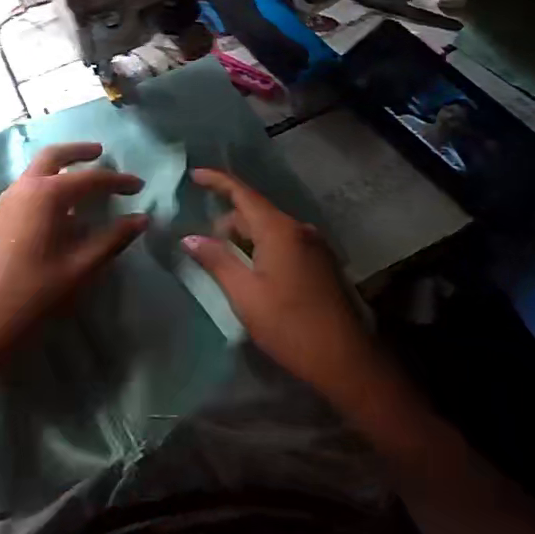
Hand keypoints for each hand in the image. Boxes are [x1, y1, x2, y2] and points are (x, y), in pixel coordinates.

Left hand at [0, 142, 147, 365]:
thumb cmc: (34, 295)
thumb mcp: (81, 268)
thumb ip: (112, 239)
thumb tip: (141, 219)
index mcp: (46, 194)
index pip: (91, 178)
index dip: (118, 181)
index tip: (139, 186)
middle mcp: (24, 188)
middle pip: (54, 157)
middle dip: (78, 152)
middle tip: (101, 153)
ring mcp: (7, 202)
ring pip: (37, 171)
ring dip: (61, 167)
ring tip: (86, 180)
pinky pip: (28, 188)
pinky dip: (48, 184)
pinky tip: (62, 208)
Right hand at [181, 169, 384, 398]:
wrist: (345, 358)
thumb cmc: (289, 325)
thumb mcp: (245, 295)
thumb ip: (217, 260)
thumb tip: (190, 238)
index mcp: (279, 230)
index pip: (243, 193)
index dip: (217, 181)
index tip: (194, 175)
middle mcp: (299, 228)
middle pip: (255, 212)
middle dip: (227, 222)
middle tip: (204, 247)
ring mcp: (314, 244)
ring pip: (270, 229)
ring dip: (245, 238)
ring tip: (226, 264)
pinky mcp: (321, 262)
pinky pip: (285, 242)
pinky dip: (263, 248)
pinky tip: (253, 273)